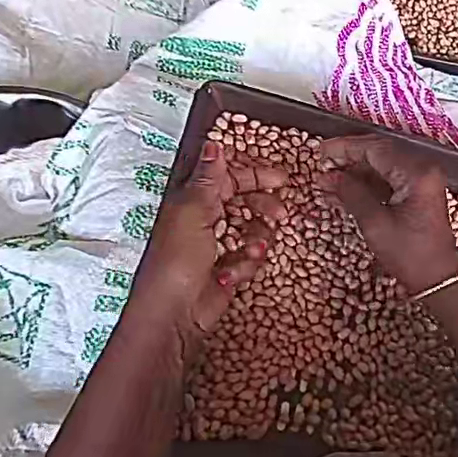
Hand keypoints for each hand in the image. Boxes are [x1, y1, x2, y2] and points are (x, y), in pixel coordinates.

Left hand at [135, 140, 287, 360]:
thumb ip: (208, 178)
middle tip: (280, 214)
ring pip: (254, 230)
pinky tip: (232, 274)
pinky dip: (246, 265)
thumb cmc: (177, 260)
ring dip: (256, 240)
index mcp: (194, 201)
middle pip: (246, 202)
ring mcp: (220, 245)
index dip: (254, 176)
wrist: (176, 312)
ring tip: (252, 251)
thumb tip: (213, 144)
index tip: (281, 180)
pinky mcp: (231, 268)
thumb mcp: (193, 212)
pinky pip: (251, 257)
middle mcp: (208, 219)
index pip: (229, 178)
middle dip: (264, 208)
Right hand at [317, 135, 457, 292]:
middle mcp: (423, 170)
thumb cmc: (410, 255)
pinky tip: (342, 193)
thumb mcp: (375, 224)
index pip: (376, 148)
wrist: (437, 280)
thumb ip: (352, 194)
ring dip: (355, 174)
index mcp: (417, 173)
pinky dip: (366, 186)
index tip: (320, 151)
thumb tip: (329, 176)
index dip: (345, 147)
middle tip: (321, 166)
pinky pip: (388, 182)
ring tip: (326, 183)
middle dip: (348, 159)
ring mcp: (422, 182)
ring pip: (382, 168)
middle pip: (379, 154)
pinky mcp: (418, 195)